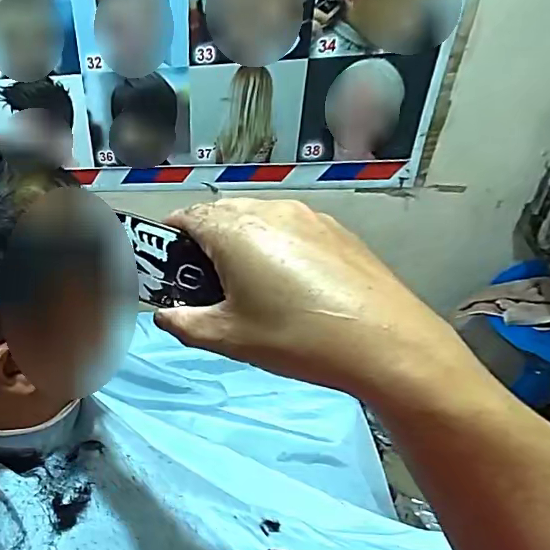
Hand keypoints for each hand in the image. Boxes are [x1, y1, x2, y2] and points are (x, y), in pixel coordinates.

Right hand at [152, 200, 479, 403]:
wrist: (384, 341)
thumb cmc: (295, 338)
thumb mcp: (231, 339)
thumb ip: (185, 324)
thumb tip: (164, 316)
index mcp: (234, 229)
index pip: (186, 216)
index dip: (170, 240)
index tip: (171, 271)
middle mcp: (269, 209)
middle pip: (223, 214)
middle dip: (207, 243)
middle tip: (212, 286)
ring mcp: (309, 215)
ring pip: (260, 219)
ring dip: (245, 242)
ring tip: (255, 286)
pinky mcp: (338, 229)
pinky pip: (293, 228)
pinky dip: (279, 245)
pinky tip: (296, 285)